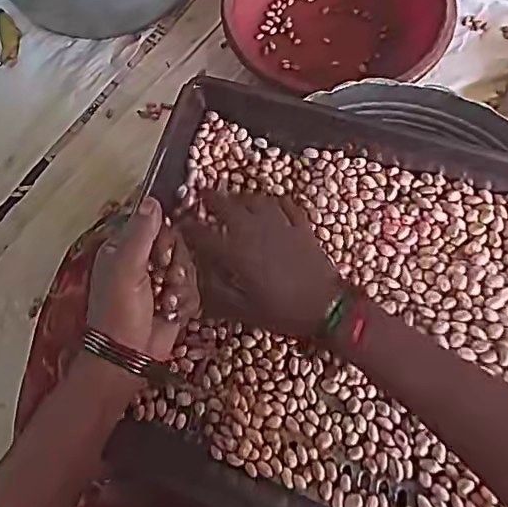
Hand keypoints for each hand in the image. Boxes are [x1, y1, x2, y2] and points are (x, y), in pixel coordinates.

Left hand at [86, 197, 197, 363]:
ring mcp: (159, 279)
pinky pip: (193, 287)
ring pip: (188, 265)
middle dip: (174, 263)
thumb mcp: (126, 267)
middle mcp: (142, 260)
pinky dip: (185, 301)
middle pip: (176, 243)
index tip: (162, 250)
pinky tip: (172, 311)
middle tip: (161, 278)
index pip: (154, 223)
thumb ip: (140, 233)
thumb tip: (151, 200)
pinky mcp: (175, 298)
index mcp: (124, 247)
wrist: (128, 354)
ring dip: (180, 284)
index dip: (163, 235)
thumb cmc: (119, 310)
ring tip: (165, 300)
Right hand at [181, 192, 346, 341]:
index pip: (203, 234)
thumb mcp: (243, 309)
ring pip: (255, 201)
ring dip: (240, 197)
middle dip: (210, 199)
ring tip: (233, 198)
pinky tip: (270, 203)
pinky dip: (274, 201)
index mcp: (235, 251)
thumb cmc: (283, 311)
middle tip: (201, 195)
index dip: (187, 227)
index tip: (178, 222)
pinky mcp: (301, 228)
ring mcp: (280, 226)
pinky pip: (285, 206)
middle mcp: (254, 231)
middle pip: (227, 207)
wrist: (328, 307)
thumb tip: (195, 282)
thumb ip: (215, 292)